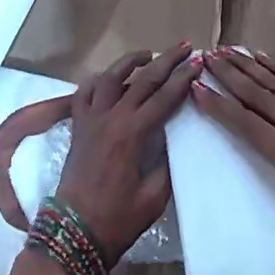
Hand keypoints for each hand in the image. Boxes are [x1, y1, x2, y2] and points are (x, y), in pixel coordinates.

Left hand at [54, 48, 199, 257]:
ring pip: (109, 78)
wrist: (77, 227)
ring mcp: (89, 118)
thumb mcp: (155, 195)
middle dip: (164, 62)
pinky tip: (107, 76)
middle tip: (182, 47)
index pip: (163, 98)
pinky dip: (96, 80)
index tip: (197, 63)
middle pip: (141, 81)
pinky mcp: (76, 124)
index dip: (182, 79)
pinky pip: (83, 92)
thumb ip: (165, 163)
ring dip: (129, 63)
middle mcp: (110, 118)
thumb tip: (171, 138)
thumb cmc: (119, 217)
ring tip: (147, 54)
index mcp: (133, 134)